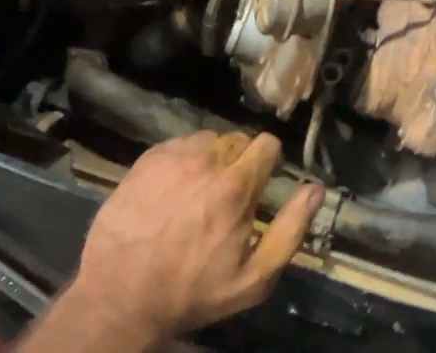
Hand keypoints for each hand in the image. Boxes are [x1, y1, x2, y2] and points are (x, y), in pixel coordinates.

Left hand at [29, 132, 322, 351]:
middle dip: (241, 162)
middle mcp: (205, 161)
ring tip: (200, 190)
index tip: (262, 182)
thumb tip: (316, 189)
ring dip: (211, 158)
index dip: (269, 162)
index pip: (267, 144)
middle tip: (228, 195)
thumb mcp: (253, 278)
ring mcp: (172, 157)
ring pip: (208, 139)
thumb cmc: (192, 292)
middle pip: (238, 140)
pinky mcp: (146, 159)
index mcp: (235, 187)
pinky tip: (174, 190)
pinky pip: (178, 145)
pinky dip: (183, 160)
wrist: (119, 296)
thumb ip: (291, 230)